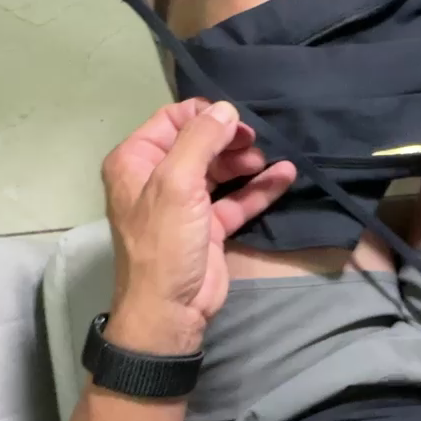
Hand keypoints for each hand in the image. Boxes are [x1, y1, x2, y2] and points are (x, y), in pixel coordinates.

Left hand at [100, 98, 295, 354]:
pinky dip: (259, 189)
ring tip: (270, 159)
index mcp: (136, 161)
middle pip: (199, 144)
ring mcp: (185, 205)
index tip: (236, 118)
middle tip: (256, 142)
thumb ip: (200, 140)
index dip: (205, 115)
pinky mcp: (209, 228)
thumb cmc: (165, 243)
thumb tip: (226, 109)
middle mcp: (158, 179)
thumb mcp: (177, 183)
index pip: (171, 120)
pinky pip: (237, 201)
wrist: (170, 310)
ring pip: (220, 172)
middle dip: (229, 139)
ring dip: (246, 163)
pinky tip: (284, 176)